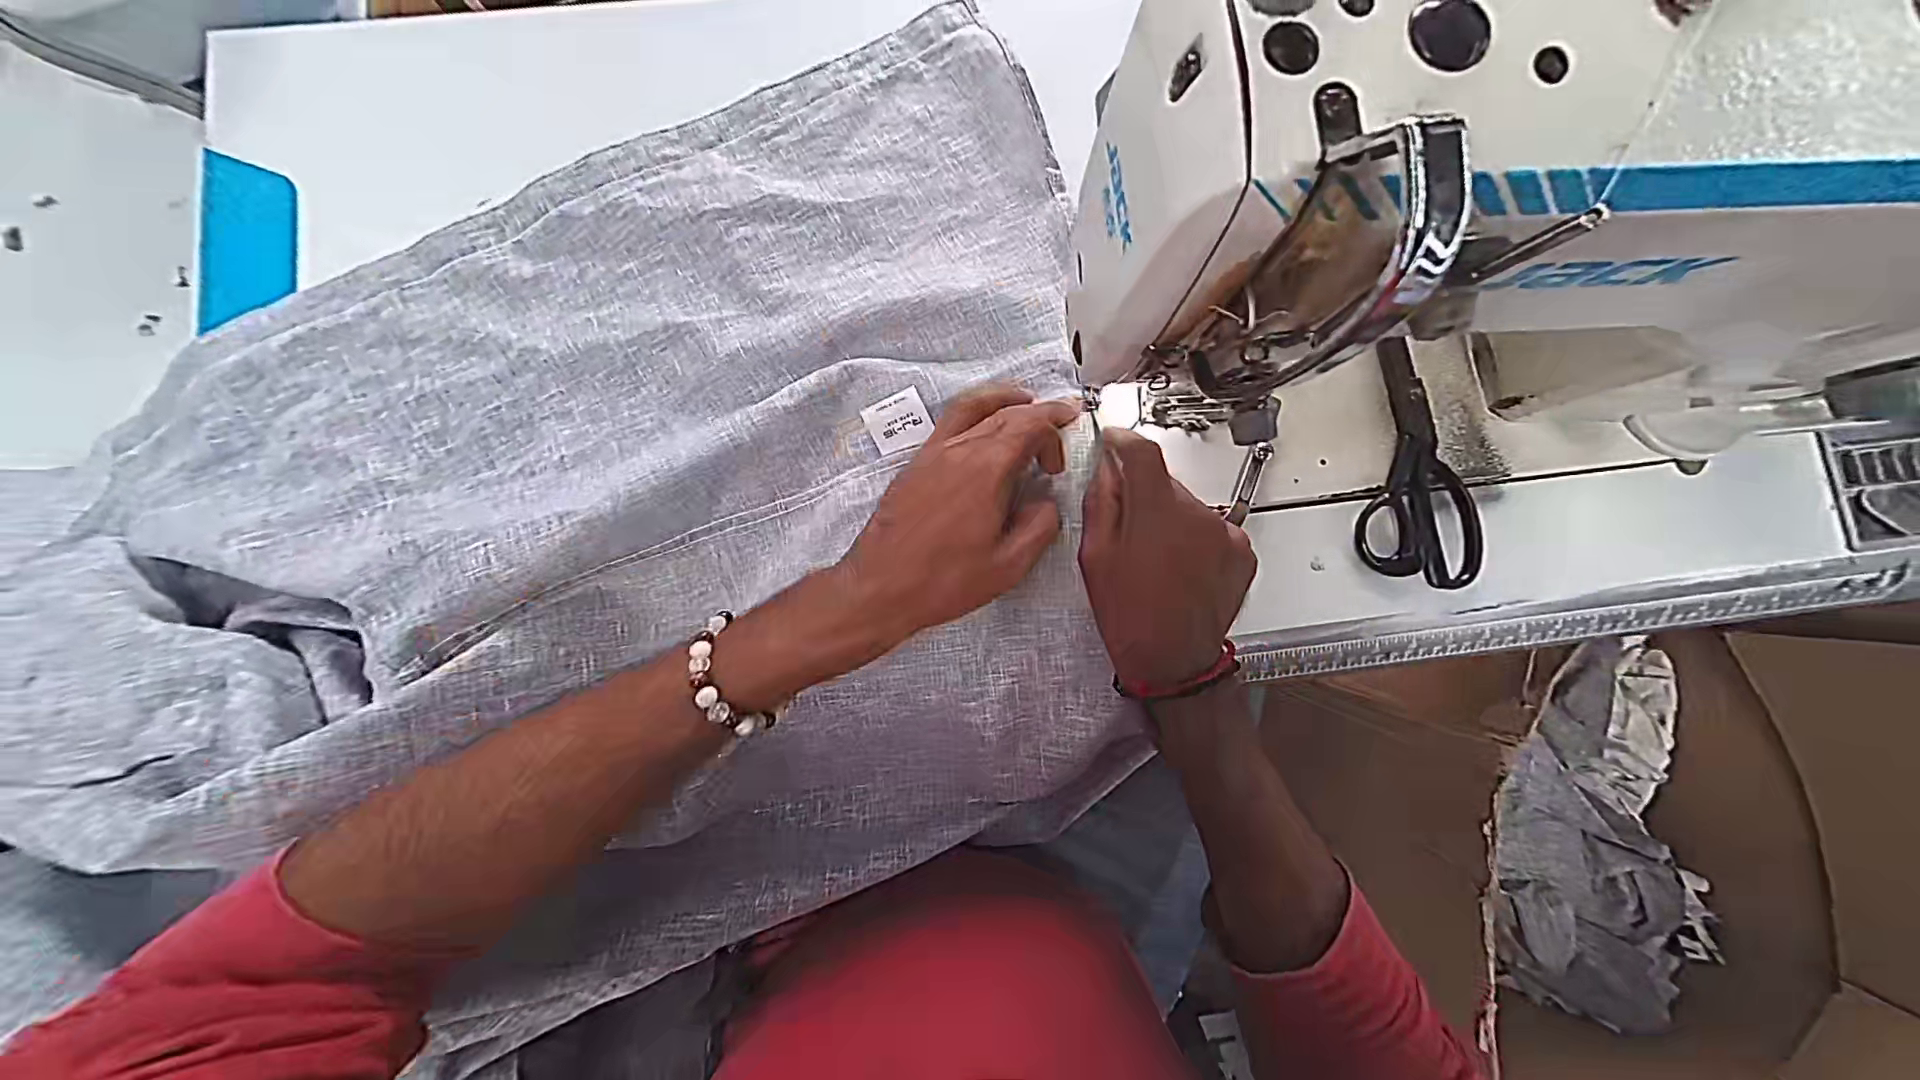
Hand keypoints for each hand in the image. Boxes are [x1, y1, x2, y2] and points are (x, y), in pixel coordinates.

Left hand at [838, 383, 1078, 645]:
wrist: (880, 587)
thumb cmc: (937, 581)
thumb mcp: (1008, 566)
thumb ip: (1039, 528)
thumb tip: (1046, 506)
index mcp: (985, 470)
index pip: (1030, 424)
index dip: (1055, 428)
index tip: (1062, 449)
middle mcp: (957, 452)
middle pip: (1005, 411)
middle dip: (1038, 413)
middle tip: (1057, 423)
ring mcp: (932, 455)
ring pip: (973, 407)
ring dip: (1003, 400)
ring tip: (1023, 403)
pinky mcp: (915, 466)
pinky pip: (949, 423)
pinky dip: (974, 414)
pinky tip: (981, 432)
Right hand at [1079, 428, 1256, 687]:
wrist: (1172, 660)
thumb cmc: (1132, 618)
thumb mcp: (1096, 557)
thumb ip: (1101, 503)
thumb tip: (1106, 472)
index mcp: (1154, 511)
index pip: (1141, 451)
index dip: (1122, 440)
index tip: (1114, 440)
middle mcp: (1195, 515)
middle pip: (1164, 480)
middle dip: (1142, 493)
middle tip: (1126, 526)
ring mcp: (1222, 532)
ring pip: (1187, 504)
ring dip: (1169, 518)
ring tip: (1153, 557)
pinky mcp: (1240, 549)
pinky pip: (1210, 526)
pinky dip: (1193, 536)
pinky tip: (1177, 565)